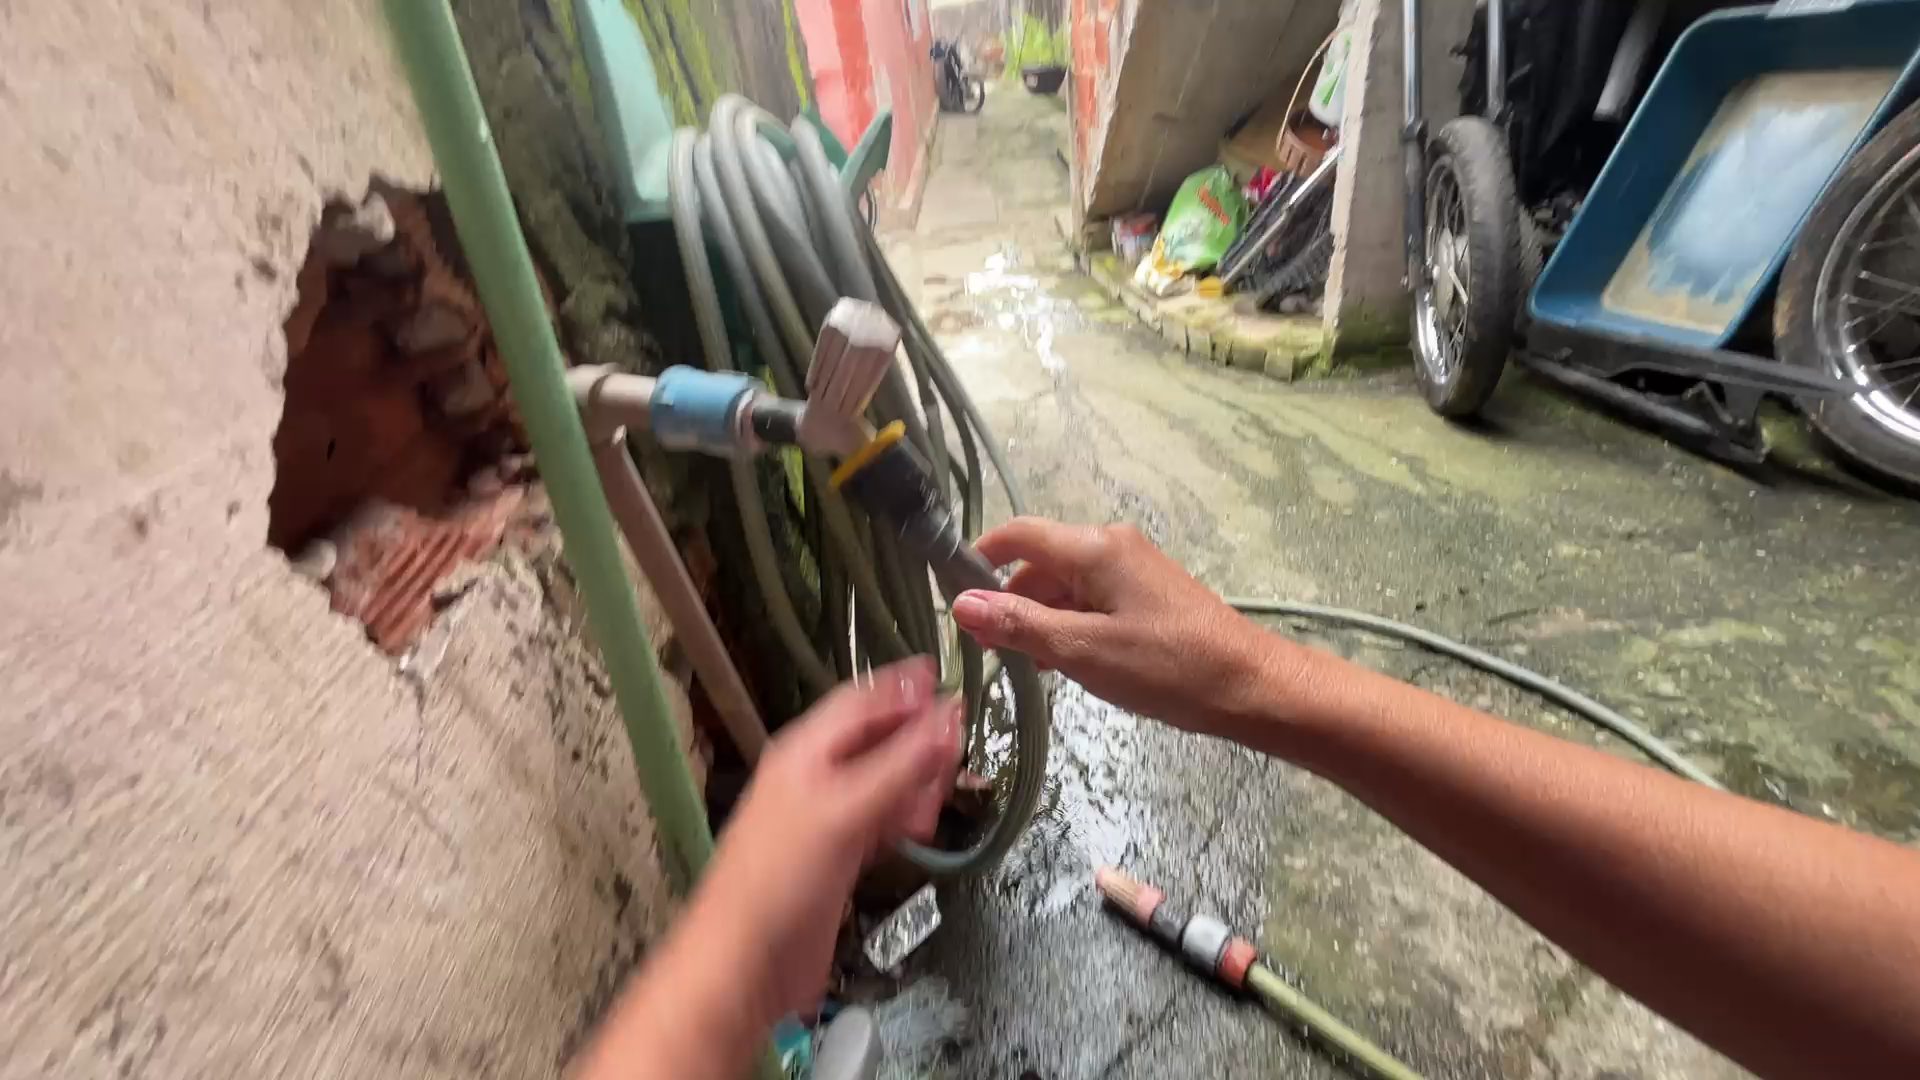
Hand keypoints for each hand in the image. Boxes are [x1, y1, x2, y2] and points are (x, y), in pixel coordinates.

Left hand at [683, 658, 961, 1024]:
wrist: (744, 968)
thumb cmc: (780, 880)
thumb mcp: (845, 812)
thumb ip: (900, 765)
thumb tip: (947, 718)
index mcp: (806, 750)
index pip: (862, 701)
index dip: (902, 688)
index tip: (942, 678)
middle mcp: (818, 774)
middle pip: (878, 739)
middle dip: (917, 739)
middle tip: (955, 745)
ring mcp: (830, 814)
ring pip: (885, 779)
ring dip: (916, 781)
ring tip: (940, 791)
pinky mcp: (841, 852)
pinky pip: (883, 818)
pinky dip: (904, 817)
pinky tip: (920, 826)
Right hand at [950, 518, 1282, 735]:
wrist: (1251, 687)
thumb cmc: (1166, 666)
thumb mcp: (1083, 650)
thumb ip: (1019, 625)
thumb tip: (961, 605)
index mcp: (1094, 547)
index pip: (1019, 534)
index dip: (980, 556)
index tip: (951, 593)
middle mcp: (1110, 545)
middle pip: (1040, 562)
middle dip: (1009, 601)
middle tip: (988, 649)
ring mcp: (1130, 568)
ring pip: (1063, 585)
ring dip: (1038, 618)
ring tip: (1024, 664)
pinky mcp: (1144, 593)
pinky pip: (1089, 599)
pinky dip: (1067, 624)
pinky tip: (1062, 662)